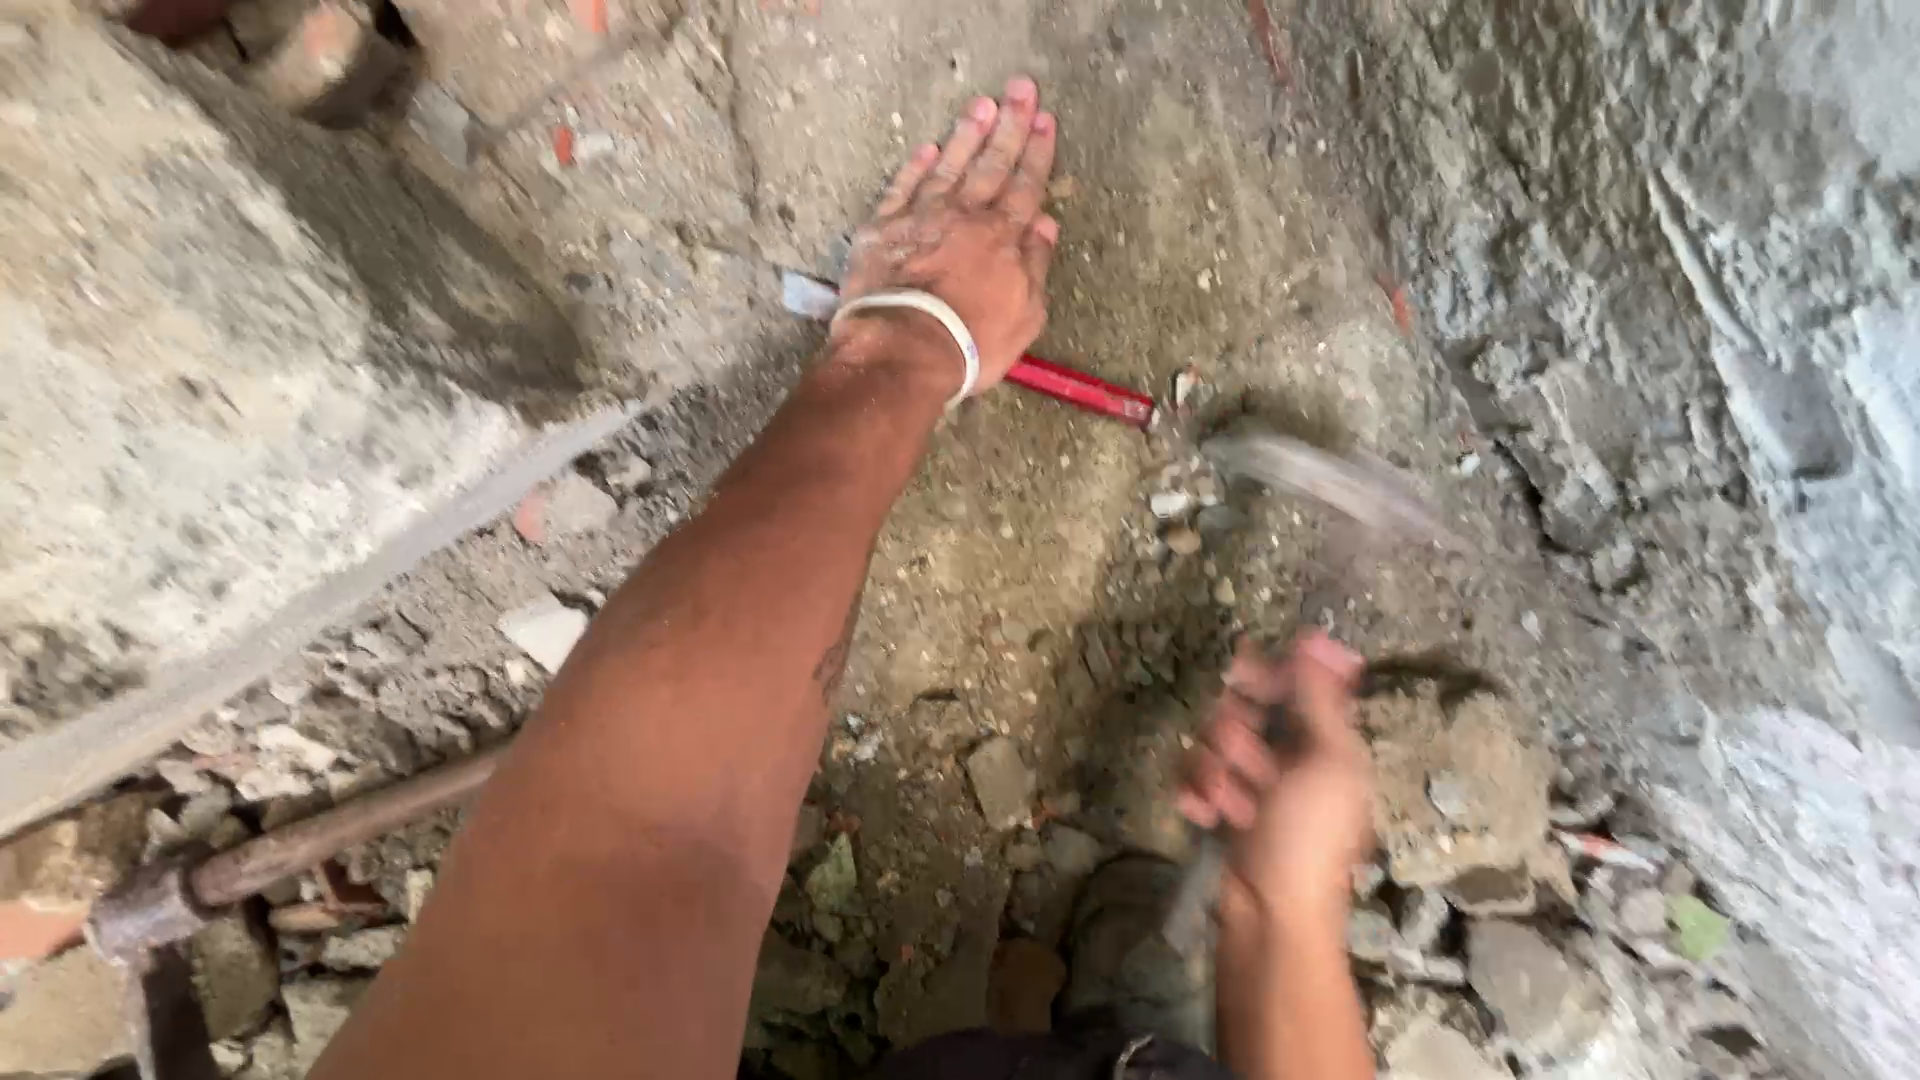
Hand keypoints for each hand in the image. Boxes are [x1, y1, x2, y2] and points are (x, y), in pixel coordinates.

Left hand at [835, 76, 1059, 397]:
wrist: (904, 348)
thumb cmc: (971, 343)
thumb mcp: (1024, 317)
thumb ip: (1035, 267)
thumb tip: (1044, 226)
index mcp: (1002, 239)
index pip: (1025, 187)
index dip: (1037, 154)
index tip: (1045, 121)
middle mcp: (964, 217)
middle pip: (991, 165)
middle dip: (1010, 125)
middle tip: (1021, 89)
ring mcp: (920, 218)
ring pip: (948, 166)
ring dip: (966, 134)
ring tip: (981, 105)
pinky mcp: (882, 230)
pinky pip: (902, 188)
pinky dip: (915, 167)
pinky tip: (927, 149)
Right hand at [1178, 632, 1372, 927]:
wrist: (1268, 912)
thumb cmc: (1309, 837)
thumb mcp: (1329, 763)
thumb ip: (1321, 699)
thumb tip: (1319, 639)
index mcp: (1320, 740)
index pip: (1289, 681)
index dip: (1265, 673)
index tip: (1244, 674)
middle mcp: (1283, 752)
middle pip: (1239, 707)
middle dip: (1233, 735)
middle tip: (1245, 762)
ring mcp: (1245, 778)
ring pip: (1209, 740)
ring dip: (1214, 771)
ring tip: (1231, 806)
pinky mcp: (1214, 800)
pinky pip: (1190, 773)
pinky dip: (1196, 794)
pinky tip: (1208, 815)